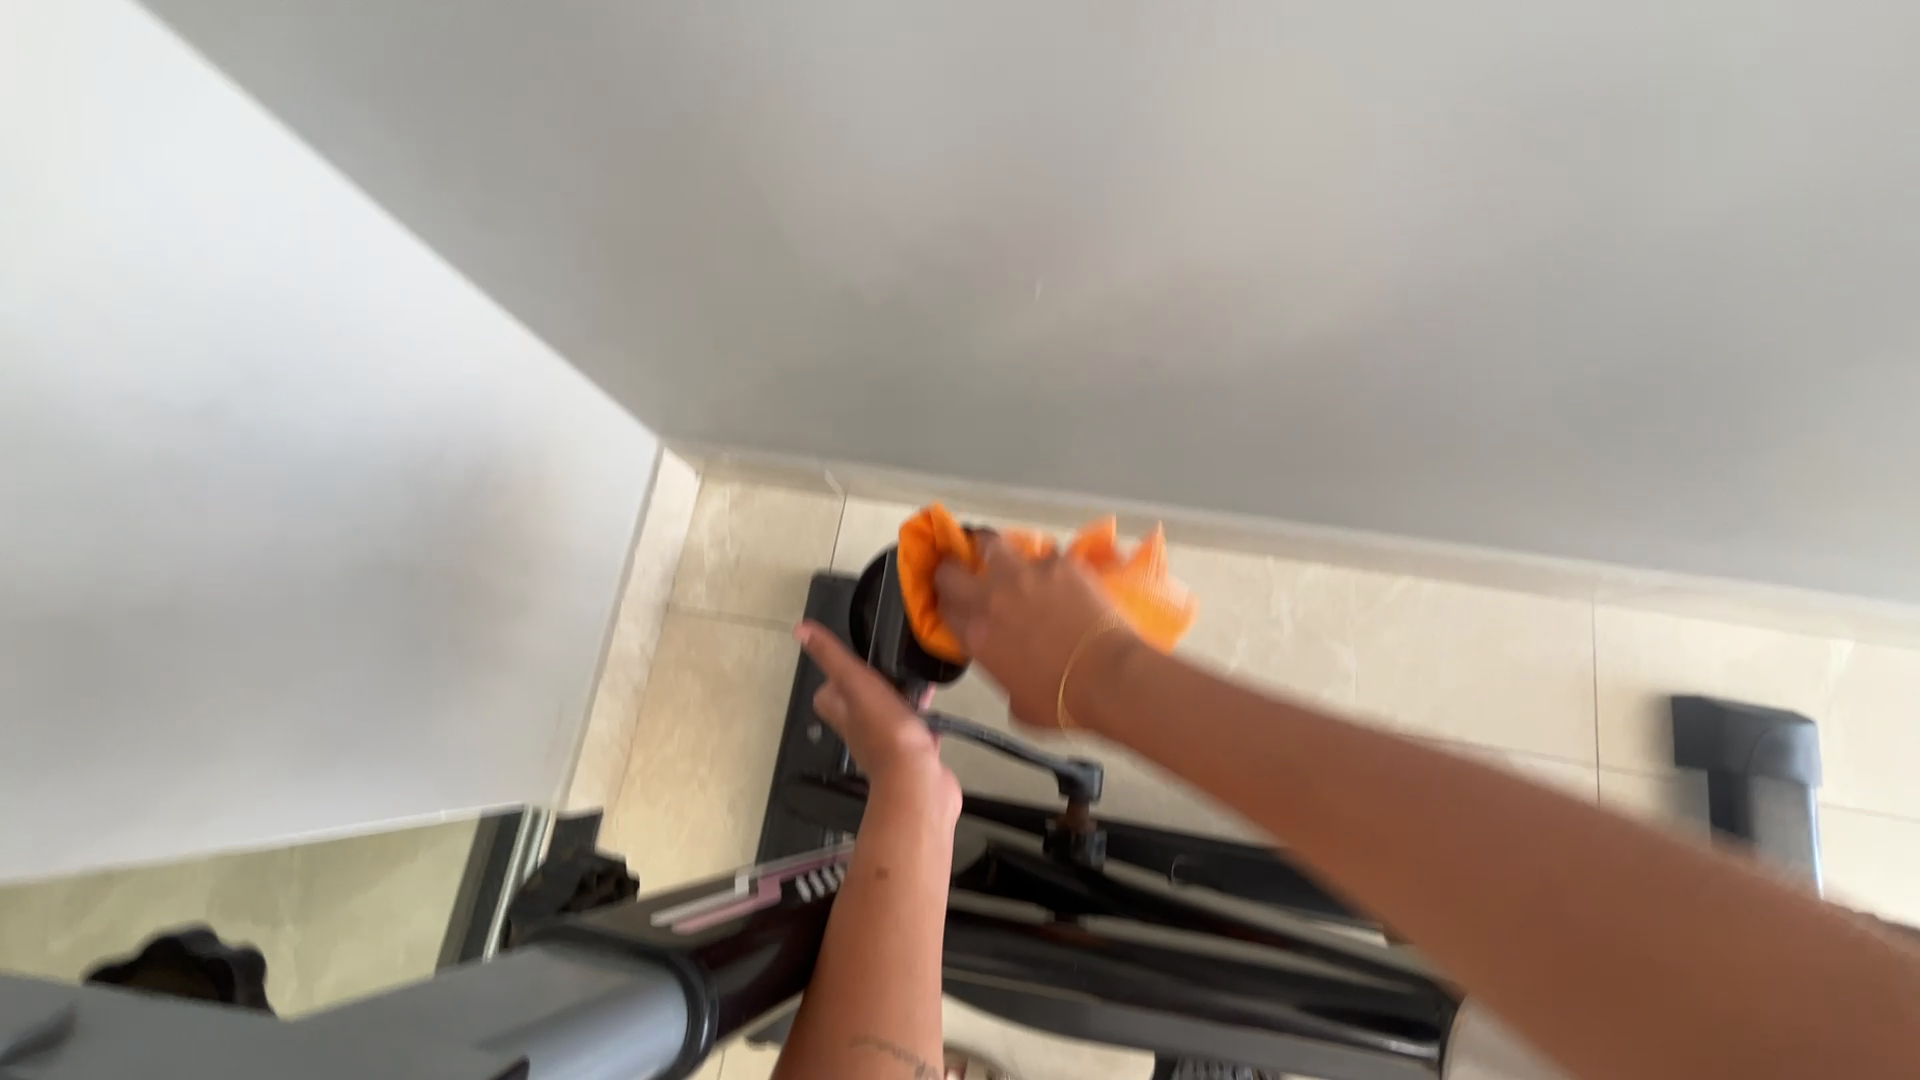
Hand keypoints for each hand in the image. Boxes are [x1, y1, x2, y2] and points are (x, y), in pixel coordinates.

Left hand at [795, 621, 960, 808]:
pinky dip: (924, 718)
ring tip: (918, 677)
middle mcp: (860, 729)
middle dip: (877, 682)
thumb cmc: (886, 729)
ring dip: (903, 697)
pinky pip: (916, 730)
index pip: (829, 691)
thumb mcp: (855, 681)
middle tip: (894, 663)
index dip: (838, 674)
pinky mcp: (914, 753)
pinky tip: (936, 705)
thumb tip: (800, 628)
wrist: (918, 780)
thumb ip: (832, 656)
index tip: (856, 658)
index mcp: (842, 712)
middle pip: (861, 701)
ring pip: (891, 713)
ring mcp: (888, 743)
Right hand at [932, 534, 1137, 731]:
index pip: (944, 608)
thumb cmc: (1062, 701)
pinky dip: (1048, 566)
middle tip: (965, 571)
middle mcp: (991, 597)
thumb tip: (1011, 670)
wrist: (1108, 677)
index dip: (949, 605)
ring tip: (1008, 561)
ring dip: (994, 552)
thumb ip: (1002, 675)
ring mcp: (1025, 574)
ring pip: (992, 544)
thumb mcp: (1017, 703)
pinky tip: (1063, 579)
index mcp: (976, 634)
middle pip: (951, 570)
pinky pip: (1045, 556)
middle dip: (953, 568)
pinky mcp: (1059, 563)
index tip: (957, 605)